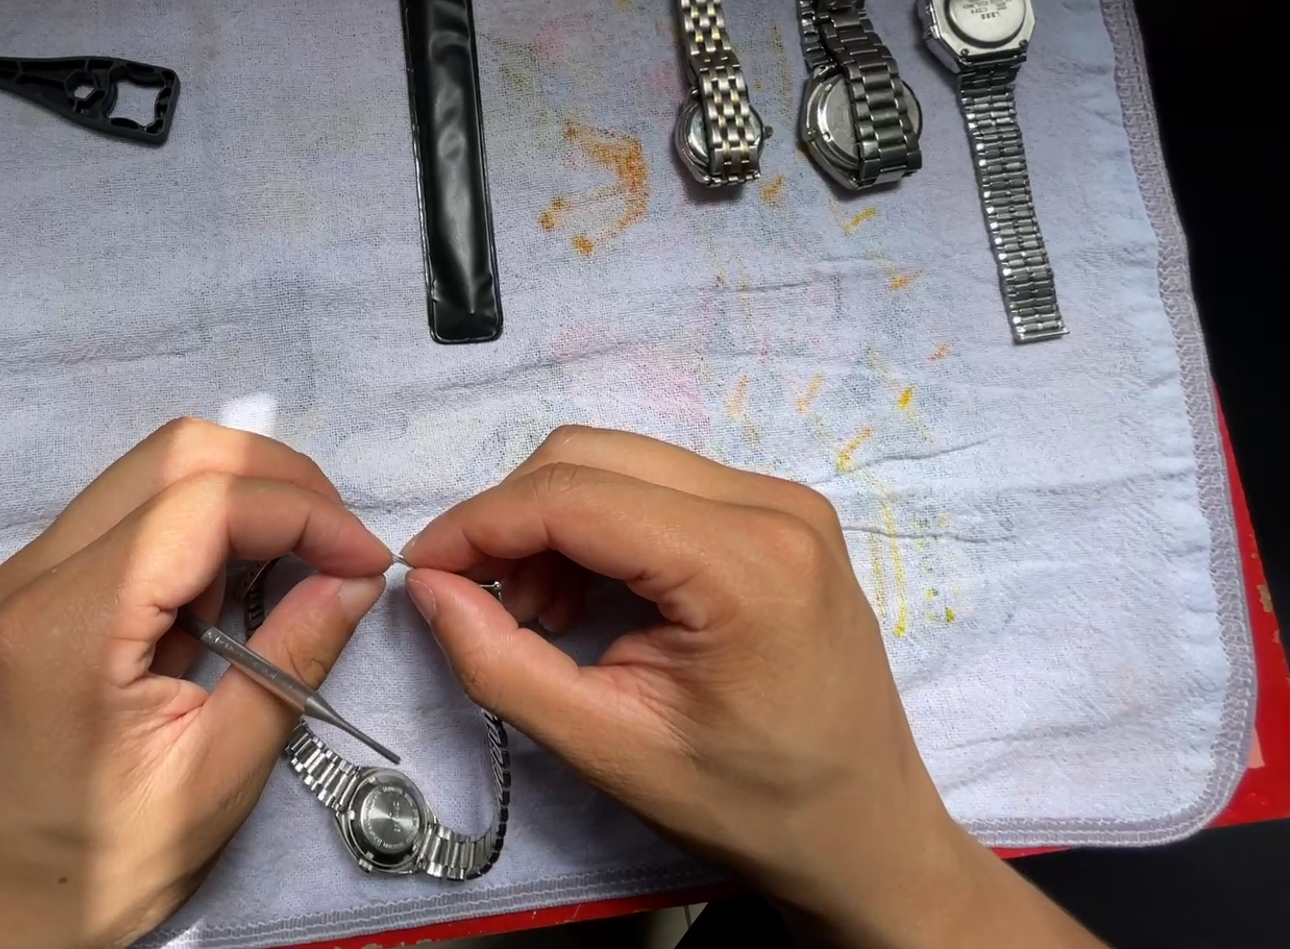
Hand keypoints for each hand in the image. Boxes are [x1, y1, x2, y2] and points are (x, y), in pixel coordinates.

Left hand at [0, 420, 391, 947]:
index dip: (303, 512)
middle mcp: (36, 570)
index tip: (366, 558)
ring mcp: (33, 564)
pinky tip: (234, 575)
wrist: (4, 900)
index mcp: (70, 626)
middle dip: (278, 477)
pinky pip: (142, 502)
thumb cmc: (108, 860)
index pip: (203, 505)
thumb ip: (293, 658)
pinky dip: (209, 515)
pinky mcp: (46, 573)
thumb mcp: (219, 773)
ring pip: (160, 463)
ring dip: (245, 490)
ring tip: (294, 558)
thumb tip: (359, 576)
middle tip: (336, 540)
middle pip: (177, 451)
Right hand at [400, 426, 1100, 947]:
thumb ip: (498, 663)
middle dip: (508, 517)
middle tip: (478, 591)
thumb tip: (426, 585)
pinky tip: (580, 591)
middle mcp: (767, 502)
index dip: (478, 524)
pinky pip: (639, 481)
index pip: (572, 498)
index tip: (422, 567)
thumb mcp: (605, 749)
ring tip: (536, 607)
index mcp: (745, 564)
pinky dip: (584, 525)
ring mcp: (773, 496)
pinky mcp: (764, 507)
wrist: (866, 833)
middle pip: (584, 456)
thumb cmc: (747, 805)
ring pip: (607, 460)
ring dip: (544, 521)